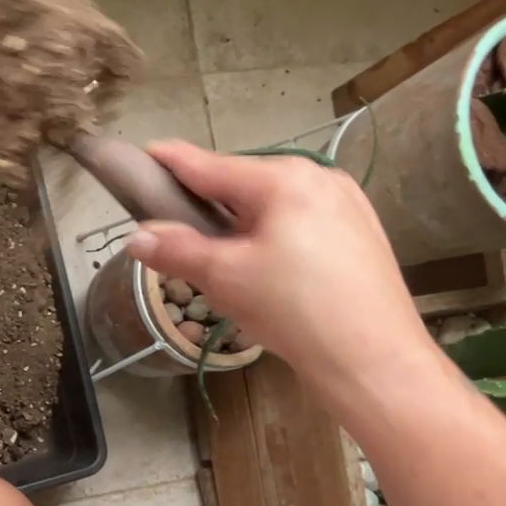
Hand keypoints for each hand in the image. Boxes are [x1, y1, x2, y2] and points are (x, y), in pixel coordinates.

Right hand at [124, 141, 443, 402]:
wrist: (369, 354)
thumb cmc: (292, 308)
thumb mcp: (223, 277)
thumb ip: (177, 251)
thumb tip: (136, 236)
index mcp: (284, 181)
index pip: (213, 166)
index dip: (174, 161)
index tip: (147, 151)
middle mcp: (319, 179)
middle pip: (242, 186)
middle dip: (207, 205)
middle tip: (176, 231)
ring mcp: (344, 204)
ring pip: (269, 207)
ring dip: (236, 226)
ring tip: (218, 260)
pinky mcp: (356, 233)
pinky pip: (295, 223)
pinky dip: (265, 237)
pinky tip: (260, 270)